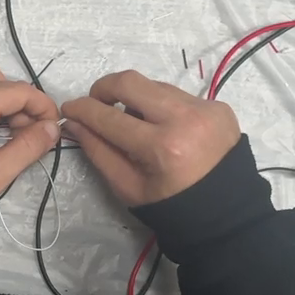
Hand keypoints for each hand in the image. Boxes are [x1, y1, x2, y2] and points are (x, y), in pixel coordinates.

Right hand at [61, 70, 239, 205]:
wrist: (226, 213)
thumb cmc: (170, 207)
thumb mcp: (127, 187)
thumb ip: (98, 151)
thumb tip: (75, 122)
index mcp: (161, 147)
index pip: (109, 117)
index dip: (82, 110)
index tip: (68, 108)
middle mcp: (185, 119)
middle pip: (130, 81)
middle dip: (104, 88)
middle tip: (95, 103)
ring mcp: (205, 108)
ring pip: (154, 86)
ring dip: (134, 98)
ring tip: (130, 122)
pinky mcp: (218, 105)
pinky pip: (177, 96)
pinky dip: (160, 107)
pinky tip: (161, 128)